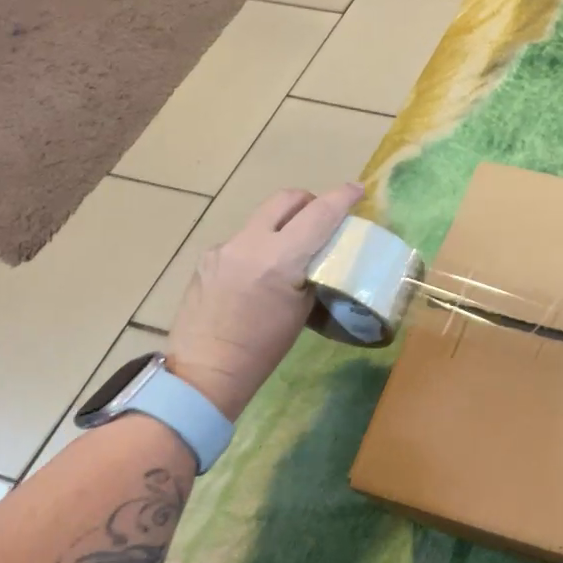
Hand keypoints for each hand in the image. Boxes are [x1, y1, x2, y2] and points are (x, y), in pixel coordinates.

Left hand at [167, 183, 362, 419]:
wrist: (205, 373)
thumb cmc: (263, 349)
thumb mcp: (303, 309)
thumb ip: (314, 272)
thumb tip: (322, 255)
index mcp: (279, 258)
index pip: (319, 213)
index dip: (342, 197)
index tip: (357, 189)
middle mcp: (249, 243)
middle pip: (286, 199)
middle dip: (310, 201)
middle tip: (323, 218)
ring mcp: (224, 248)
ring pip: (263, 219)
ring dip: (283, 225)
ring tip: (291, 253)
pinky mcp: (207, 259)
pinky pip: (243, 241)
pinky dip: (260, 247)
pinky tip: (260, 276)